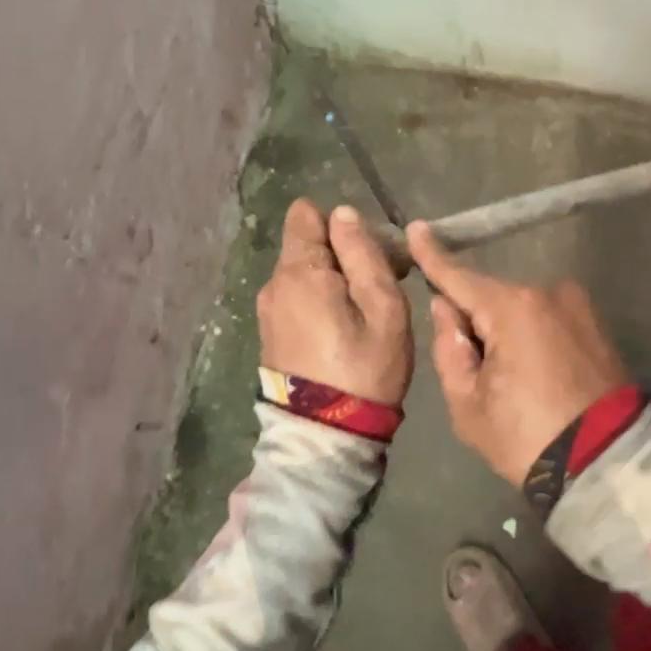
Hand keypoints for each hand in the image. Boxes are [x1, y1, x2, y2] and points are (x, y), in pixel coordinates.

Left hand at [256, 199, 413, 404]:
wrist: (325, 436)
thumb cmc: (364, 368)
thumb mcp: (383, 307)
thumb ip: (363, 254)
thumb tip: (344, 214)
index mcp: (298, 271)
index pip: (306, 214)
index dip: (341, 225)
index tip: (368, 254)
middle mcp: (273, 284)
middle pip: (307, 244)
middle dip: (342, 255)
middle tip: (378, 288)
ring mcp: (268, 312)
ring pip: (304, 274)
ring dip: (333, 282)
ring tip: (364, 316)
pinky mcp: (270, 335)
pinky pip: (297, 300)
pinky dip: (320, 305)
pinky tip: (343, 333)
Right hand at [409, 221, 628, 482]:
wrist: (608, 464)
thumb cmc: (527, 436)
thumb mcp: (468, 403)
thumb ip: (449, 347)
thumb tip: (446, 308)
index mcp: (512, 307)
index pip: (460, 277)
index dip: (433, 255)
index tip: (415, 228)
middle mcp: (547, 292)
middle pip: (491, 297)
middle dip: (474, 320)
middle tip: (473, 370)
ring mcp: (578, 306)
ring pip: (520, 310)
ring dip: (505, 331)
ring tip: (510, 383)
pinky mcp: (596, 324)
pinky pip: (547, 320)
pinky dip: (532, 338)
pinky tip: (534, 377)